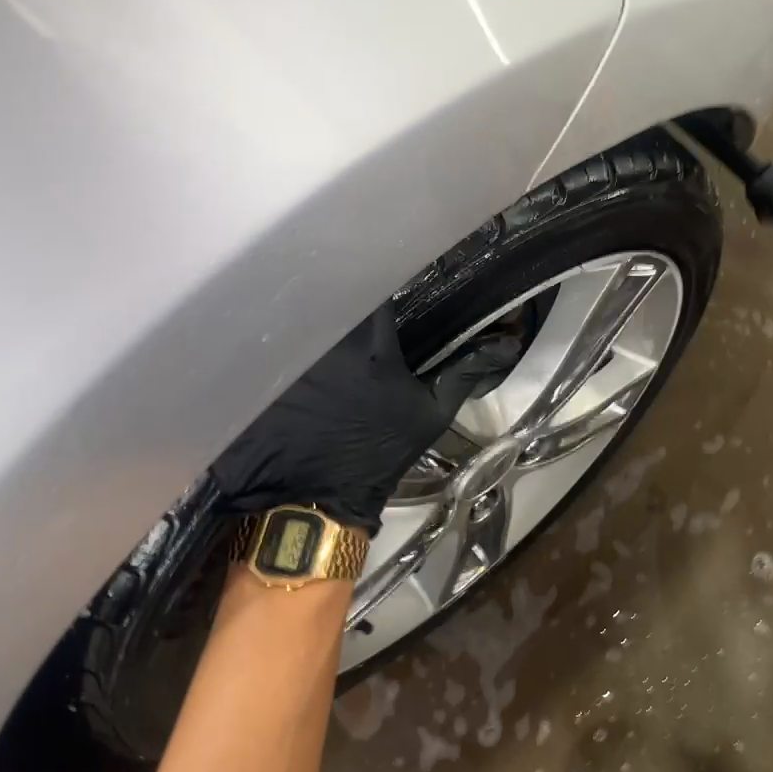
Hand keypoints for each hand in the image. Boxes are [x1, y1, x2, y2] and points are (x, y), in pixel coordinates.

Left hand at [209, 304, 519, 532]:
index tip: (387, 274)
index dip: (383, 281)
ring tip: (313, 316)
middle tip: (353, 297)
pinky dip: (283, 339)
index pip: (378, 296)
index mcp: (376, 349)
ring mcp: (295, 359)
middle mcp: (331, 345)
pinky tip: (296, 351)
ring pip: (305, 318)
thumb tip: (506, 343)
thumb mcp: (432, 415)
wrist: (319, 497)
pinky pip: (277, 342)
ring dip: (313, 315)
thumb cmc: (380, 453)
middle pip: (336, 299)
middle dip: (342, 293)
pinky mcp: (266, 375)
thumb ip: (464, 374)